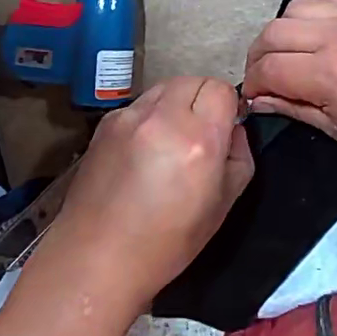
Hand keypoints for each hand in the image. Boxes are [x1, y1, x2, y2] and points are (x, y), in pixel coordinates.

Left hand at [43, 78, 254, 309]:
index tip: (225, 129)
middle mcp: (161, 118)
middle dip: (203, 100)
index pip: (222, 89)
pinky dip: (150, 116)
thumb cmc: (166, 243)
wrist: (98, 255)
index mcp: (197, 139)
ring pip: (165, 87)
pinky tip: (144, 151)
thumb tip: (234, 129)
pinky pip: (139, 105)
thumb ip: (239, 156)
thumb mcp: (223, 206)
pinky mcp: (105, 122)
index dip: (229, 107)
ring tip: (172, 142)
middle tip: (201, 134)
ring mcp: (128, 116)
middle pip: (194, 80)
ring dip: (176, 104)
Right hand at [242, 0, 336, 170]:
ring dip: (282, 33)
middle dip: (258, 57)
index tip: (254, 97)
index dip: (252, 85)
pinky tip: (319, 37)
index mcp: (332, 75)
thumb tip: (260, 101)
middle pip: (271, 33)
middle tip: (265, 77)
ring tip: (291, 54)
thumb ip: (298, 111)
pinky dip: (309, 17)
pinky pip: (324, 0)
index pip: (267, 69)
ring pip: (294, 9)